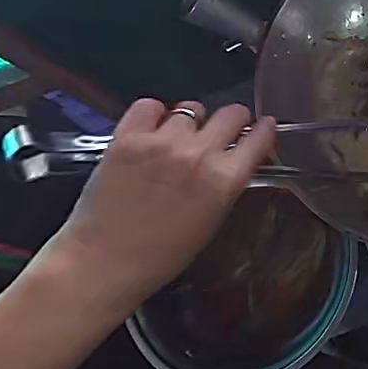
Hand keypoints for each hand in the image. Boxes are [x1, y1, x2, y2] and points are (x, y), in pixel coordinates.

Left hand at [39, 99, 274, 315]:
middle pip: (232, 114)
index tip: (262, 127)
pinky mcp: (127, 137)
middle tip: (224, 131)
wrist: (103, 262)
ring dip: (191, 122)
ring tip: (179, 138)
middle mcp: (198, 154)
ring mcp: (162, 142)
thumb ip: (226, 183)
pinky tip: (152, 129)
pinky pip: (149, 106)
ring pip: (191, 109)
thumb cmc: (163, 253)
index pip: (259, 138)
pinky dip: (154, 114)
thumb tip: (234, 158)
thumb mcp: (211, 219)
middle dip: (234, 120)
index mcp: (224, 180)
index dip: (264, 130)